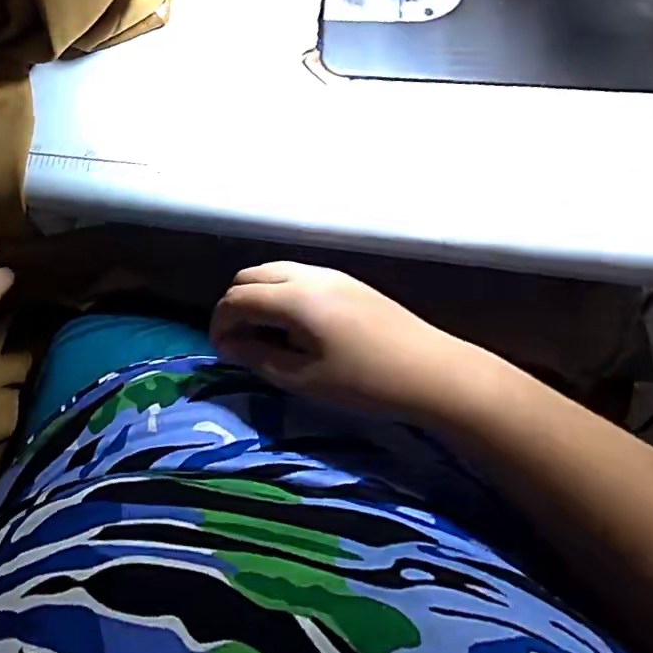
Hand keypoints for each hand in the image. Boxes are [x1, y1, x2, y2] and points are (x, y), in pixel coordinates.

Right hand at [209, 261, 475, 417]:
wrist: (433, 372)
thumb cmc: (365, 382)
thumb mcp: (304, 378)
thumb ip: (259, 357)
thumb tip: (229, 346)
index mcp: (293, 298)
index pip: (237, 298)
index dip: (219, 323)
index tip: (220, 352)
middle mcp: (307, 275)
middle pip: (249, 276)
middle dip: (233, 305)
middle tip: (237, 341)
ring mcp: (329, 273)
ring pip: (273, 271)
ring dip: (256, 295)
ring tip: (262, 333)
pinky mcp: (345, 280)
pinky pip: (296, 274)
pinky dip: (279, 291)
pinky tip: (291, 323)